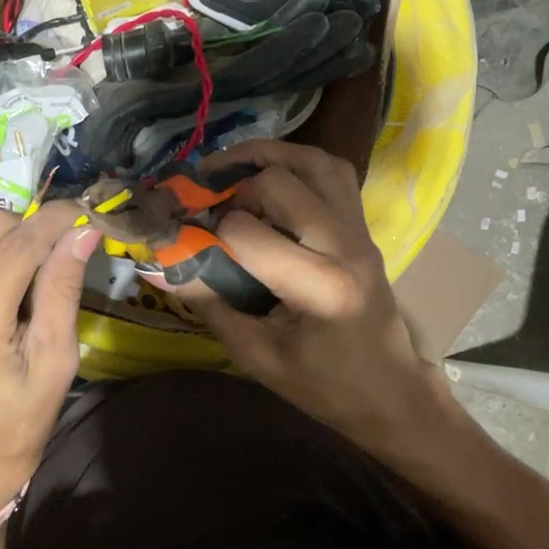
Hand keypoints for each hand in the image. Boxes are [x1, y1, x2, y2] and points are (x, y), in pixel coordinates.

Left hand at [0, 201, 99, 518]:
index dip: (55, 222)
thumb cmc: (27, 411)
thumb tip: (83, 232)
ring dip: (19, 237)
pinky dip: (3, 252)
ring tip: (51, 263)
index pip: (16, 250)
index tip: (88, 214)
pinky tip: (24, 280)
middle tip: (71, 241)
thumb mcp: (57, 356)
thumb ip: (63, 289)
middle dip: (35, 225)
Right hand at [186, 141, 443, 448]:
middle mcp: (344, 245)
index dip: (209, 233)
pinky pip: (332, 172)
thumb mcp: (256, 355)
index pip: (247, 232)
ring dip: (267, 156)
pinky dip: (296, 164)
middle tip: (209, 204)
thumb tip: (159, 264)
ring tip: (230, 169)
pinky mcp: (363, 226)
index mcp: (318, 286)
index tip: (190, 242)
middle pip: (280, 181)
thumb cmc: (322, 384)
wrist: (390, 392)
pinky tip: (268, 179)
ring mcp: (360, 230)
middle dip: (234, 186)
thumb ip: (208, 303)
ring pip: (313, 161)